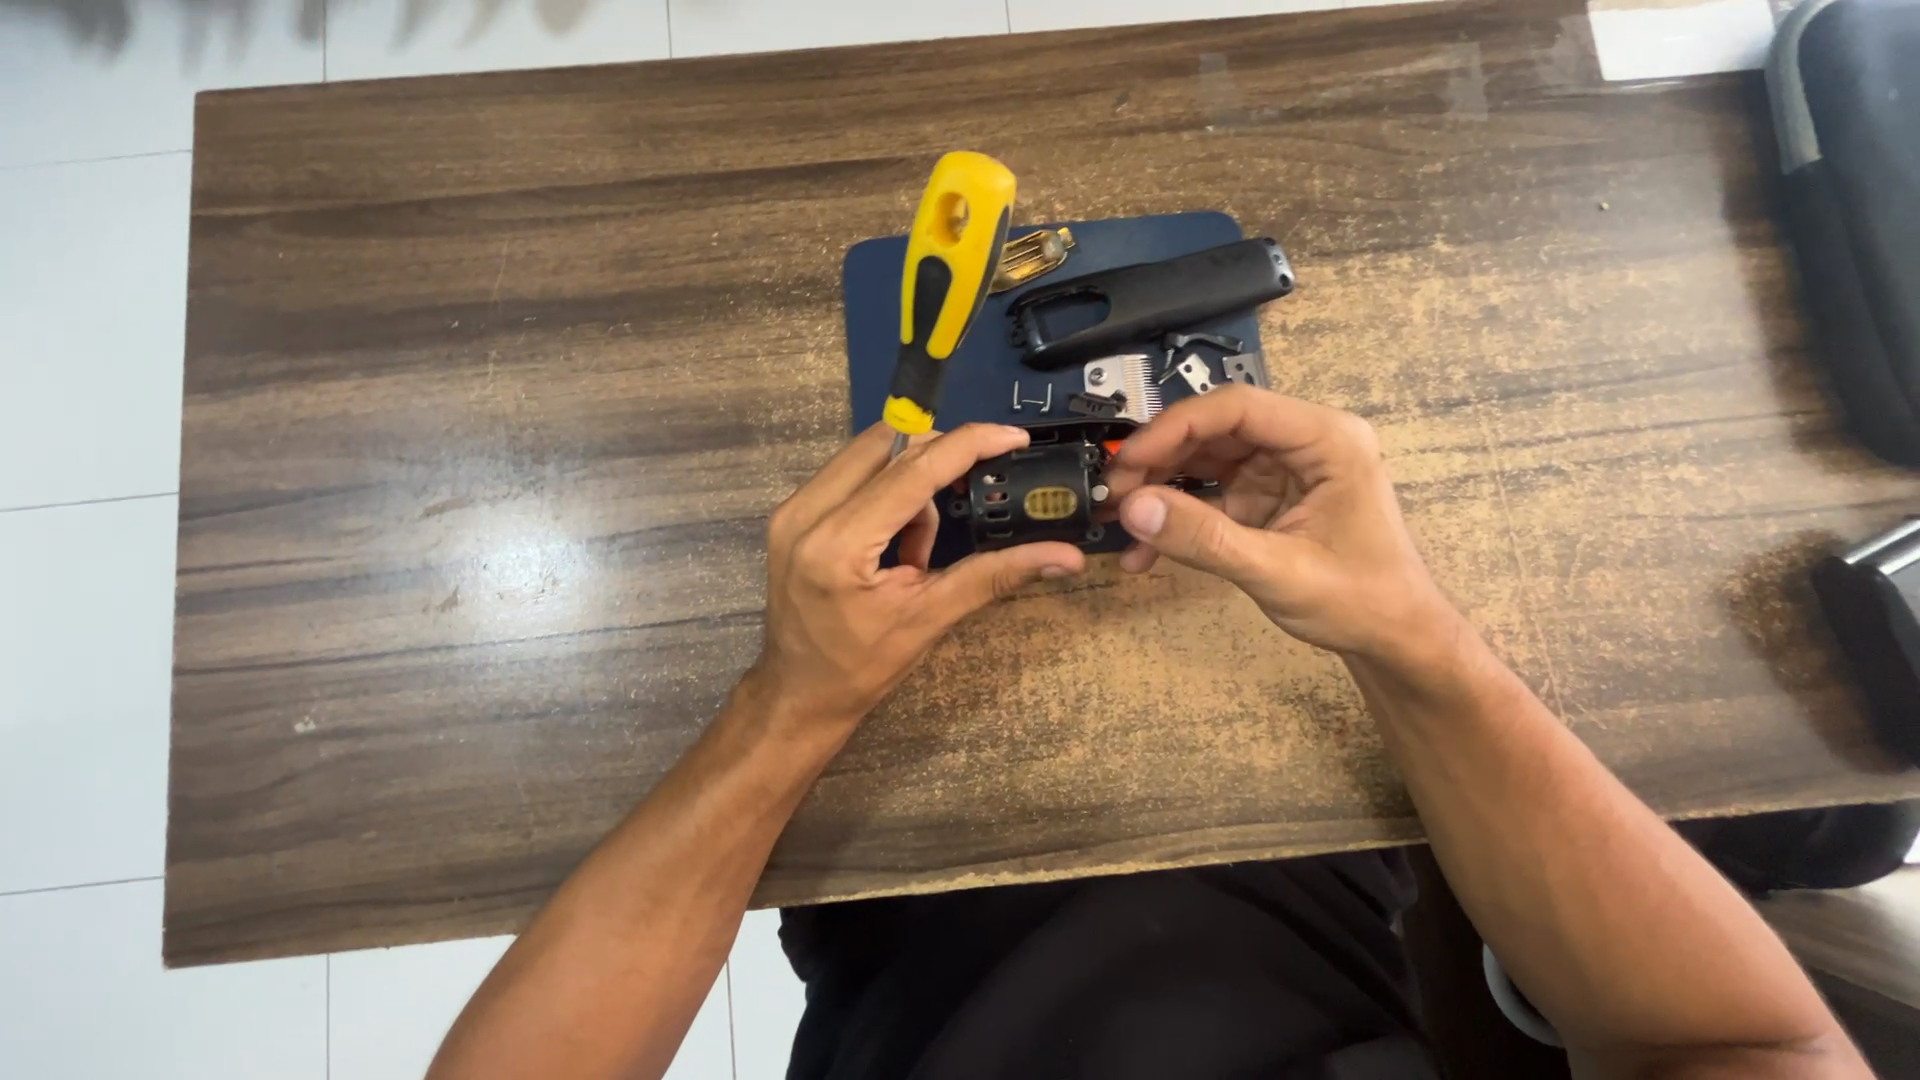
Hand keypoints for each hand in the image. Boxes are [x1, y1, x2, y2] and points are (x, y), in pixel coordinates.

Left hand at [747, 422, 1085, 731]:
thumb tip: (1068, 556)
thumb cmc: (862, 667)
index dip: (968, 445)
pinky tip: (892, 541)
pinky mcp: (790, 513)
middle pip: (888, 446)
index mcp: (839, 546)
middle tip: (968, 496)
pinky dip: (885, 491)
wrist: (799, 693)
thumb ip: (995, 574)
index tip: (1013, 437)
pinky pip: (850, 472)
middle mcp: (806, 514)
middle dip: (938, 461)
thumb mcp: (931, 618)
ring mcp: (791, 510)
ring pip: (869, 454)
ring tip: (917, 550)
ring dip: (910, 481)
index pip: (913, 471)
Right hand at [1102, 385, 1459, 661]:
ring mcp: (1281, 470)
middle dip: (1158, 462)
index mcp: (1326, 439)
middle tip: (1113, 497)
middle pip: (1213, 431)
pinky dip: (1176, 519)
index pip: (1237, 409)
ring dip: (1159, 490)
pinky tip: (1144, 552)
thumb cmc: (1360, 602)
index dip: (1174, 429)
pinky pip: (1208, 495)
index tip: (1127, 463)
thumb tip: (1132, 508)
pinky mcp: (1264, 498)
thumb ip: (1204, 539)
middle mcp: (1302, 443)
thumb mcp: (1278, 571)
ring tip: (1119, 522)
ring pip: (1203, 460)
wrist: (1394, 640)